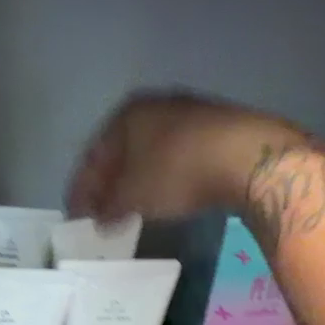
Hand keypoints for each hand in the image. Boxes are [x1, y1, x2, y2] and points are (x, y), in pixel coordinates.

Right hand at [65, 92, 312, 224]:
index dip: (81, 190)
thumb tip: (98, 219)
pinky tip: (164, 194)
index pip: (93, 156)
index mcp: (125, 114)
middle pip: (121, 151)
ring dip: (136, 180)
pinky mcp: (216, 127)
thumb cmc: (175, 172)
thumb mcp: (131, 196)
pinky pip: (175, 154)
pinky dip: (163, 175)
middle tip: (101, 213)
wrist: (247, 158)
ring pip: (149, 152)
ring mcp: (188, 112)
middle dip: (109, 183)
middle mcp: (154, 105)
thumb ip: (107, 207)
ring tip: (131, 208)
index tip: (76, 216)